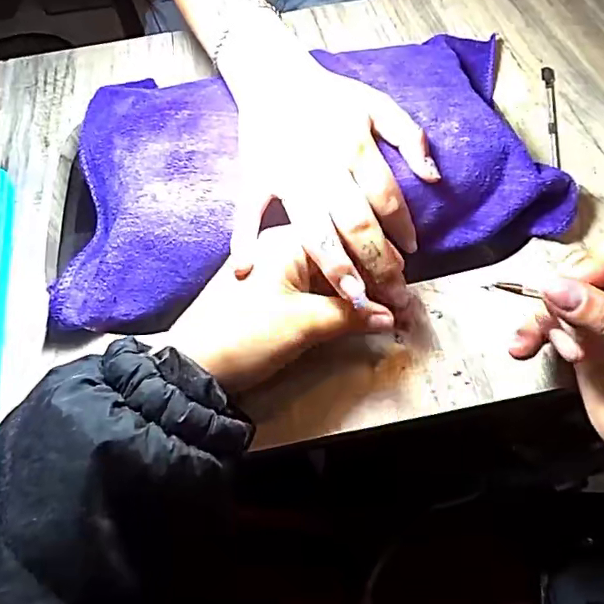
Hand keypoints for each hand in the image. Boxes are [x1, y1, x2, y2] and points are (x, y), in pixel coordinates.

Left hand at [167, 225, 392, 396]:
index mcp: (288, 239)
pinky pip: (315, 283)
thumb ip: (350, 316)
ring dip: (359, 289)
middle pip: (341, 253)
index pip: (347, 243)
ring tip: (390, 310)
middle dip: (375, 279)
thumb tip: (392, 315)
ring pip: (330, 269)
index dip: (382, 271)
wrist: (193, 364)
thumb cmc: (245, 335)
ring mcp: (277, 263)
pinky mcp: (273, 285)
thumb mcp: (302, 325)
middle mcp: (283, 242)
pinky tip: (359, 312)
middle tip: (407, 307)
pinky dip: (340, 297)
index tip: (409, 298)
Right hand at [230, 55, 440, 316]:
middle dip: (379, 262)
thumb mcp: (376, 103)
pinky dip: (244, 241)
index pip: (387, 199)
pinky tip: (246, 271)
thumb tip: (434, 178)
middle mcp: (323, 167)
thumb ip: (409, 136)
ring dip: (333, 265)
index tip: (411, 253)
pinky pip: (249, 213)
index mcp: (355, 147)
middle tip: (393, 295)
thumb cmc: (328, 93)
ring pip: (314, 229)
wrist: (273, 75)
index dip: (404, 229)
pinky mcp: (256, 178)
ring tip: (350, 297)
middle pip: (357, 223)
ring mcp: (287, 176)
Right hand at [508, 226, 603, 507]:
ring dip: (552, 321)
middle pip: (583, 266)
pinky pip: (542, 320)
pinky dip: (530, 332)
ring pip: (557, 292)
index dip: (600, 261)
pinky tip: (523, 347)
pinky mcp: (577, 337)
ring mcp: (603, 316)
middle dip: (570, 297)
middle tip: (576, 330)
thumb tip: (556, 287)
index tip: (582, 289)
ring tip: (571, 354)